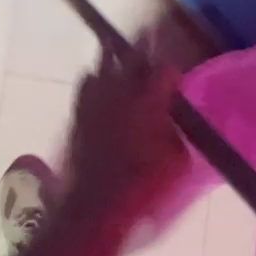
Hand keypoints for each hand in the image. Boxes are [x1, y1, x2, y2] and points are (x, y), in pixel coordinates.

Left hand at [58, 57, 188, 238]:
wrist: (96, 205)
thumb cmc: (144, 187)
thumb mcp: (178, 163)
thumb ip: (176, 133)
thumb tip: (172, 123)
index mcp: (151, 101)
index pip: (165, 70)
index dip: (172, 73)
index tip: (175, 81)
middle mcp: (121, 91)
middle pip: (132, 56)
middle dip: (143, 51)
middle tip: (149, 50)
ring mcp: (95, 99)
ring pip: (104, 63)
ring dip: (116, 60)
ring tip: (122, 60)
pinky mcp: (78, 111)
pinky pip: (86, 83)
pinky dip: (95, 80)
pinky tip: (99, 85)